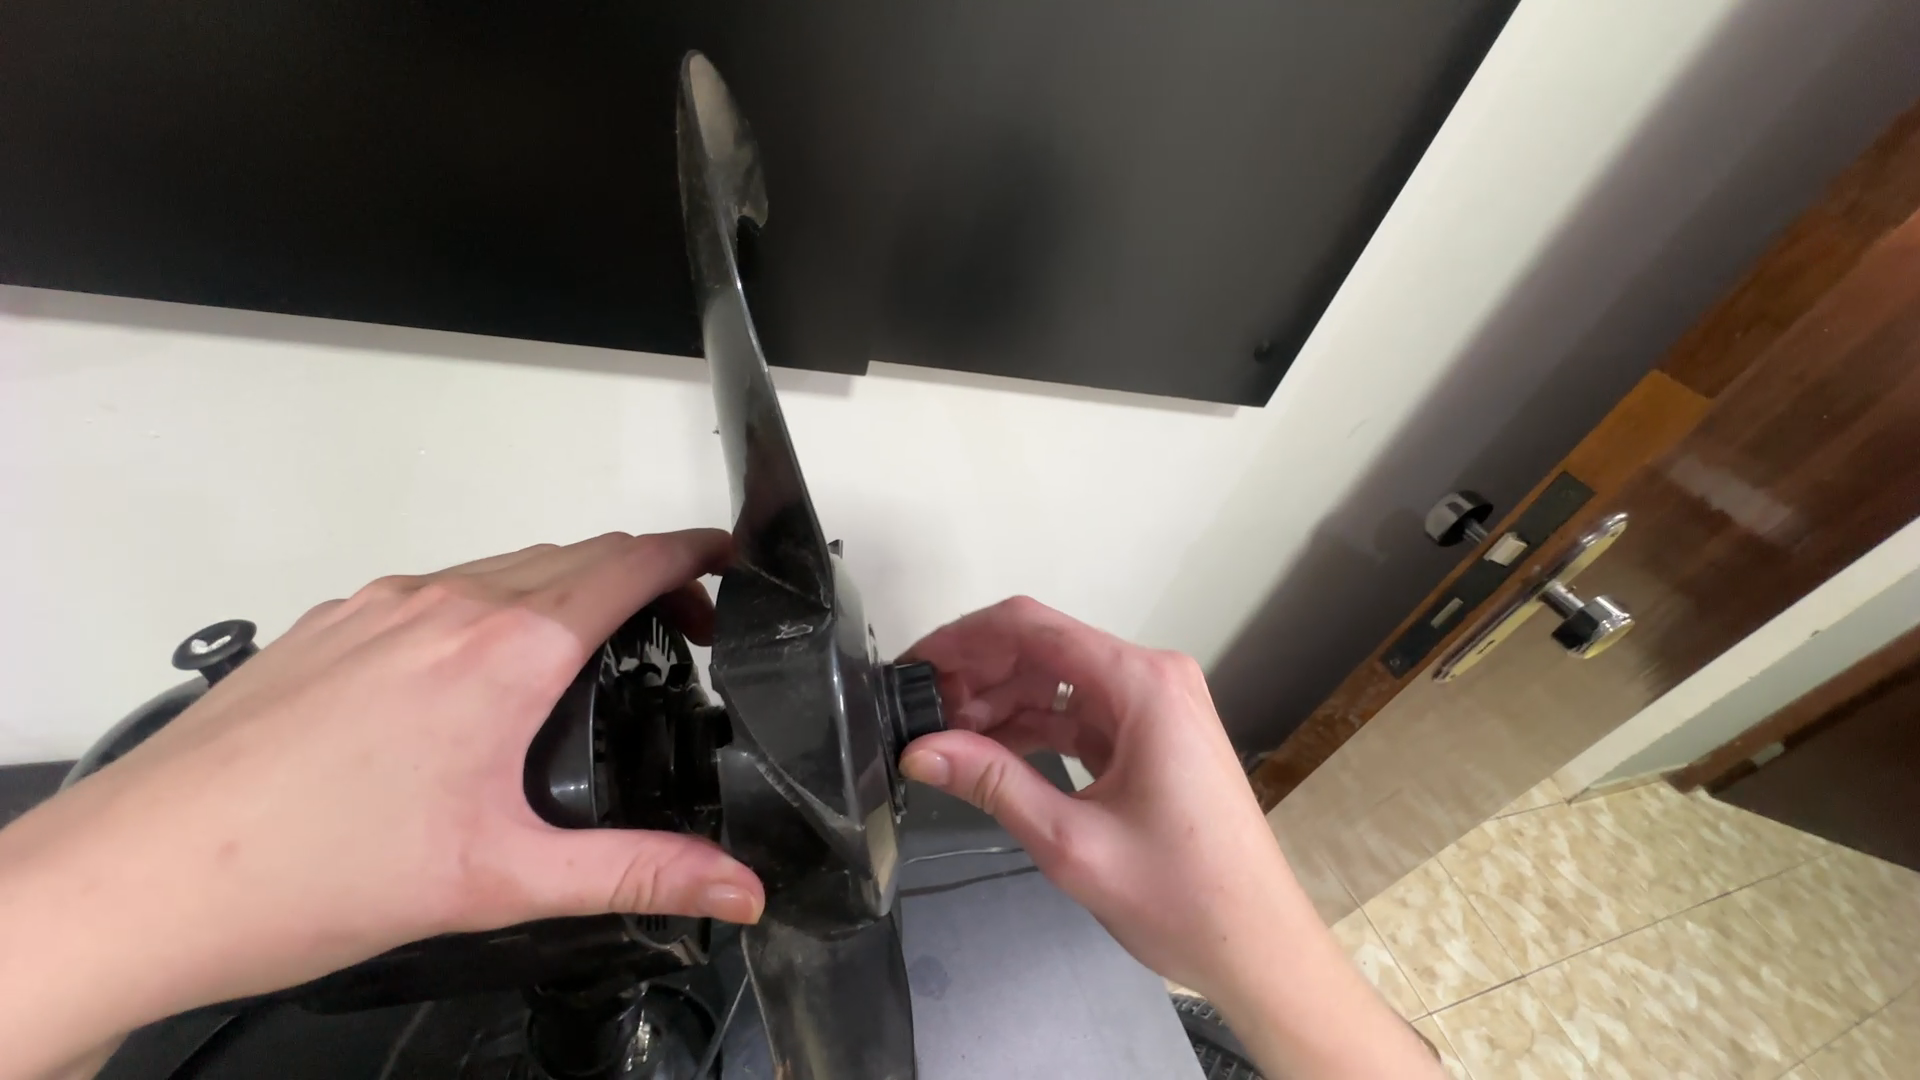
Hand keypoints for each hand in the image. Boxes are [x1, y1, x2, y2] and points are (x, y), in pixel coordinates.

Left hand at [0, 531, 764, 1079]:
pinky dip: (512, 596)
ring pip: (523, 563)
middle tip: (688, 631)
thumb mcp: (507, 879)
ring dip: (584, 584)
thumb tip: (743, 890)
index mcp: (512, 648)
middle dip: (655, 575)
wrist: (120, 885)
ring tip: (603, 646)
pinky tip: (494, 663)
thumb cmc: (318, 874)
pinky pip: (457, 581)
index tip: (734, 563)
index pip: (635, 561)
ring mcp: (390, 601)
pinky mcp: (340, 616)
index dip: (698, 552)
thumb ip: (640, 872)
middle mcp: (456, 602)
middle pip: (589, 552)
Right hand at [897, 596, 1288, 995]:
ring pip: (1056, 680)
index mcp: (1141, 683)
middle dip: (976, 674)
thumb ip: (992, 783)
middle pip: (1043, 649)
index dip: (964, 639)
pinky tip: (990, 753)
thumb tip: (918, 750)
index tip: (913, 667)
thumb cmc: (1180, 898)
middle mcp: (1150, 676)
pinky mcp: (1148, 733)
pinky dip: (1032, 728)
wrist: (1261, 949)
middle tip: (920, 714)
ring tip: (946, 740)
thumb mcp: (1072, 842)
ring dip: (1000, 703)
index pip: (1032, 628)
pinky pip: (1077, 713)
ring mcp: (1153, 704)